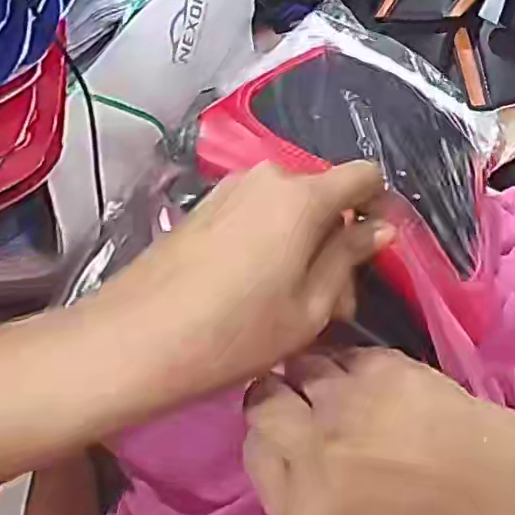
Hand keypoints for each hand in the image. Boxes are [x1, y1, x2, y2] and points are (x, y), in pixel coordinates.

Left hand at [90, 163, 394, 404]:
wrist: (133, 339)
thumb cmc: (234, 331)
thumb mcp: (310, 307)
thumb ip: (350, 256)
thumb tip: (380, 227)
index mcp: (303, 194)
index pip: (365, 174)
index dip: (379, 206)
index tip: (374, 250)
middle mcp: (270, 175)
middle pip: (326, 194)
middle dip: (339, 238)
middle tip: (333, 302)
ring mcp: (233, 186)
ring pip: (292, 206)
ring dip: (305, 243)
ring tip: (292, 301)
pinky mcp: (208, 203)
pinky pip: (260, 210)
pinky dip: (274, 239)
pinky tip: (256, 287)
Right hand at [243, 350, 514, 514]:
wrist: (504, 497)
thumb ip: (303, 486)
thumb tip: (278, 431)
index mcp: (303, 514)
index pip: (253, 449)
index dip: (270, 429)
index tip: (288, 422)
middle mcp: (314, 456)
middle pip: (265, 397)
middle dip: (282, 391)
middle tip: (307, 395)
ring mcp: (347, 405)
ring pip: (305, 364)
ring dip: (319, 372)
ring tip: (348, 387)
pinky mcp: (379, 367)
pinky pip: (347, 352)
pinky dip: (356, 363)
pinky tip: (382, 381)